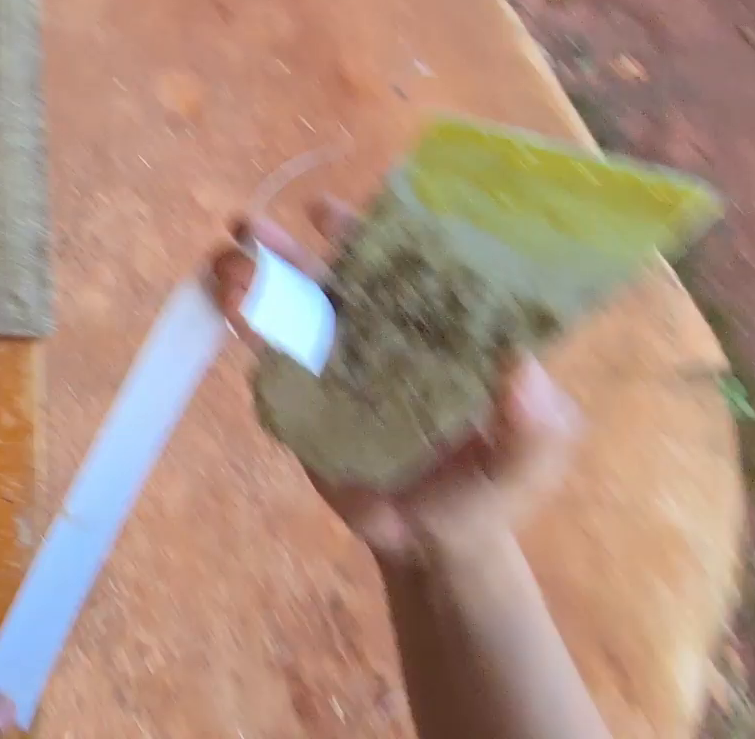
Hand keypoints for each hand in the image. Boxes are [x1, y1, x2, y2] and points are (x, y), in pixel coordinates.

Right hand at [209, 197, 582, 564]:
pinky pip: (261, 349)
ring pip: (282, 305)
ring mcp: (327, 361)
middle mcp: (372, 334)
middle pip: (323, 278)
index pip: (392, 268)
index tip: (321, 211)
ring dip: (249, 278)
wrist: (424, 542)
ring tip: (224, 265)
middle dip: (282, 248)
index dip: (359, 234)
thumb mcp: (527, 463)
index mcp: (426, 332)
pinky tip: (220, 305)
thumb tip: (521, 370)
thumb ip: (535, 426)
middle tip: (246, 225)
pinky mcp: (293, 392)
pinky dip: (238, 322)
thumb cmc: (484, 493)